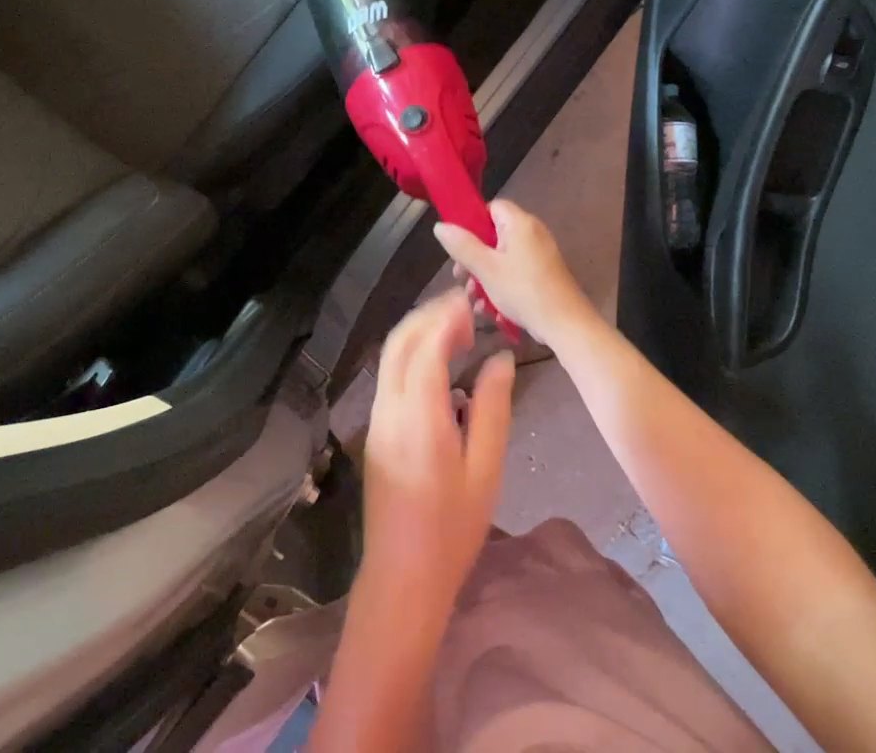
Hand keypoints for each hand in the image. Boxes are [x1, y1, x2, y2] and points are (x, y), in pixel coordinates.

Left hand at [360, 291, 515, 606]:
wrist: (402, 574)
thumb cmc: (453, 528)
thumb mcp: (486, 469)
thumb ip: (491, 408)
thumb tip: (500, 359)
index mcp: (419, 416)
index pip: (427, 346)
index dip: (448, 317)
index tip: (474, 301)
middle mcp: (389, 410)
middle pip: (399, 343)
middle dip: (428, 315)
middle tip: (466, 307)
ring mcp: (376, 421)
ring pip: (390, 359)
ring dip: (417, 334)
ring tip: (457, 329)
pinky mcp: (375, 434)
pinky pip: (389, 380)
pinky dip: (410, 358)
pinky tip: (439, 367)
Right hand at [433, 199, 597, 345]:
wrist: (564, 324)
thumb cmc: (523, 291)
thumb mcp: (486, 269)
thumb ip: (462, 246)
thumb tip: (440, 226)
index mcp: (520, 223)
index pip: (491, 207)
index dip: (472, 222)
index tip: (458, 245)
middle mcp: (532, 233)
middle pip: (493, 235)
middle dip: (473, 257)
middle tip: (461, 277)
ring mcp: (539, 254)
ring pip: (501, 257)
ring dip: (483, 276)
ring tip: (474, 299)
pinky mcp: (542, 273)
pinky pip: (514, 271)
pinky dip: (500, 285)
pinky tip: (490, 308)